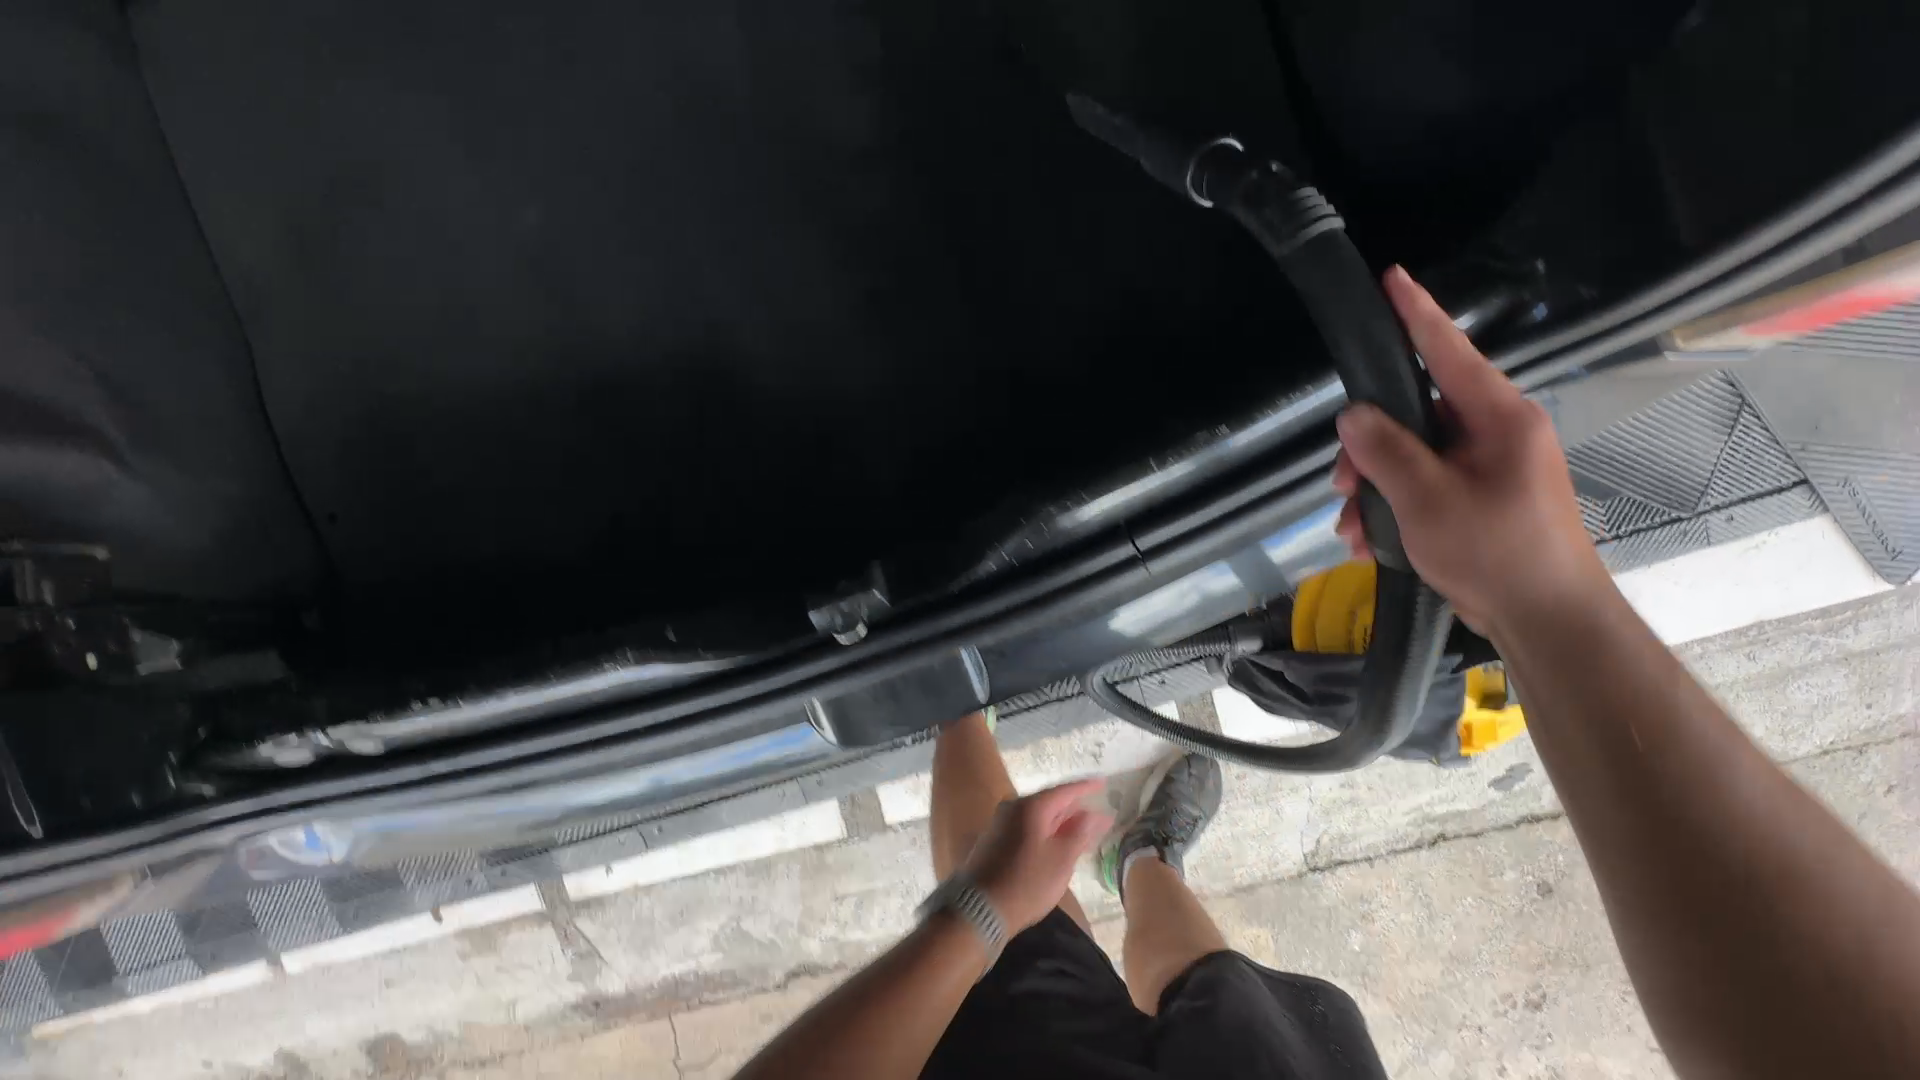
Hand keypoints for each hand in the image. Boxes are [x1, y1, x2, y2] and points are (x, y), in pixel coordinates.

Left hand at [960, 779, 1111, 931]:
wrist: (980, 909)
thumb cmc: (1026, 883)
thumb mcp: (1061, 860)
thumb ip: (1079, 833)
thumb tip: (1094, 813)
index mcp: (1031, 807)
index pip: (1064, 790)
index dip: (1086, 787)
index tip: (1103, 782)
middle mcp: (1014, 808)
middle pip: (1051, 802)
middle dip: (1076, 809)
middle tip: (1100, 813)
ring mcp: (1002, 824)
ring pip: (1040, 817)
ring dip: (1062, 823)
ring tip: (1085, 829)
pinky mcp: (997, 841)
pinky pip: (1029, 828)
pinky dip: (1048, 832)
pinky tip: (1059, 843)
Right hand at [1332, 266, 1610, 634]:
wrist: (1545, 620)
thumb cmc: (1495, 551)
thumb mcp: (1426, 498)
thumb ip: (1385, 450)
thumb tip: (1352, 415)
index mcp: (1499, 417)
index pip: (1449, 350)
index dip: (1417, 313)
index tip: (1392, 277)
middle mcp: (1494, 433)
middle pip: (1412, 414)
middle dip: (1366, 451)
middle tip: (1341, 488)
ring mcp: (1485, 468)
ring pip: (1408, 456)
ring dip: (1372, 490)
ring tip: (1352, 530)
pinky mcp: (1475, 499)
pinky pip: (1420, 487)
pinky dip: (1390, 510)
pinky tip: (1368, 541)